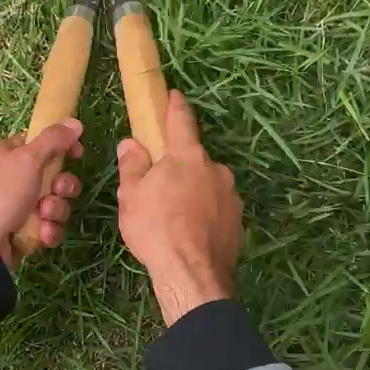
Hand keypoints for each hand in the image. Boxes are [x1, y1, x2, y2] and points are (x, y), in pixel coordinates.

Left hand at [0, 120, 85, 268]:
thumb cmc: (1, 191)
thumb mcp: (27, 159)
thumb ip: (53, 140)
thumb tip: (75, 123)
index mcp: (9, 156)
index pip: (41, 144)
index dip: (61, 147)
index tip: (77, 153)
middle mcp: (14, 180)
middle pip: (55, 177)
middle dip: (62, 186)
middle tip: (56, 190)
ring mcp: (19, 208)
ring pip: (55, 204)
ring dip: (55, 210)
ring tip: (43, 215)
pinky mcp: (25, 232)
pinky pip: (49, 228)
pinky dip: (48, 231)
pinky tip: (42, 233)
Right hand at [116, 91, 242, 324]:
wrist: (192, 274)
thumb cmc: (156, 229)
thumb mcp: (131, 196)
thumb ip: (132, 166)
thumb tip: (130, 144)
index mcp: (188, 157)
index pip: (181, 121)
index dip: (175, 106)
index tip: (173, 95)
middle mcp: (216, 169)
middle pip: (193, 159)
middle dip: (177, 167)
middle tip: (156, 188)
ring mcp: (231, 195)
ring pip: (206, 185)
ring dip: (191, 193)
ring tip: (172, 218)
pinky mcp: (238, 221)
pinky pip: (216, 208)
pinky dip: (203, 214)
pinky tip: (189, 233)